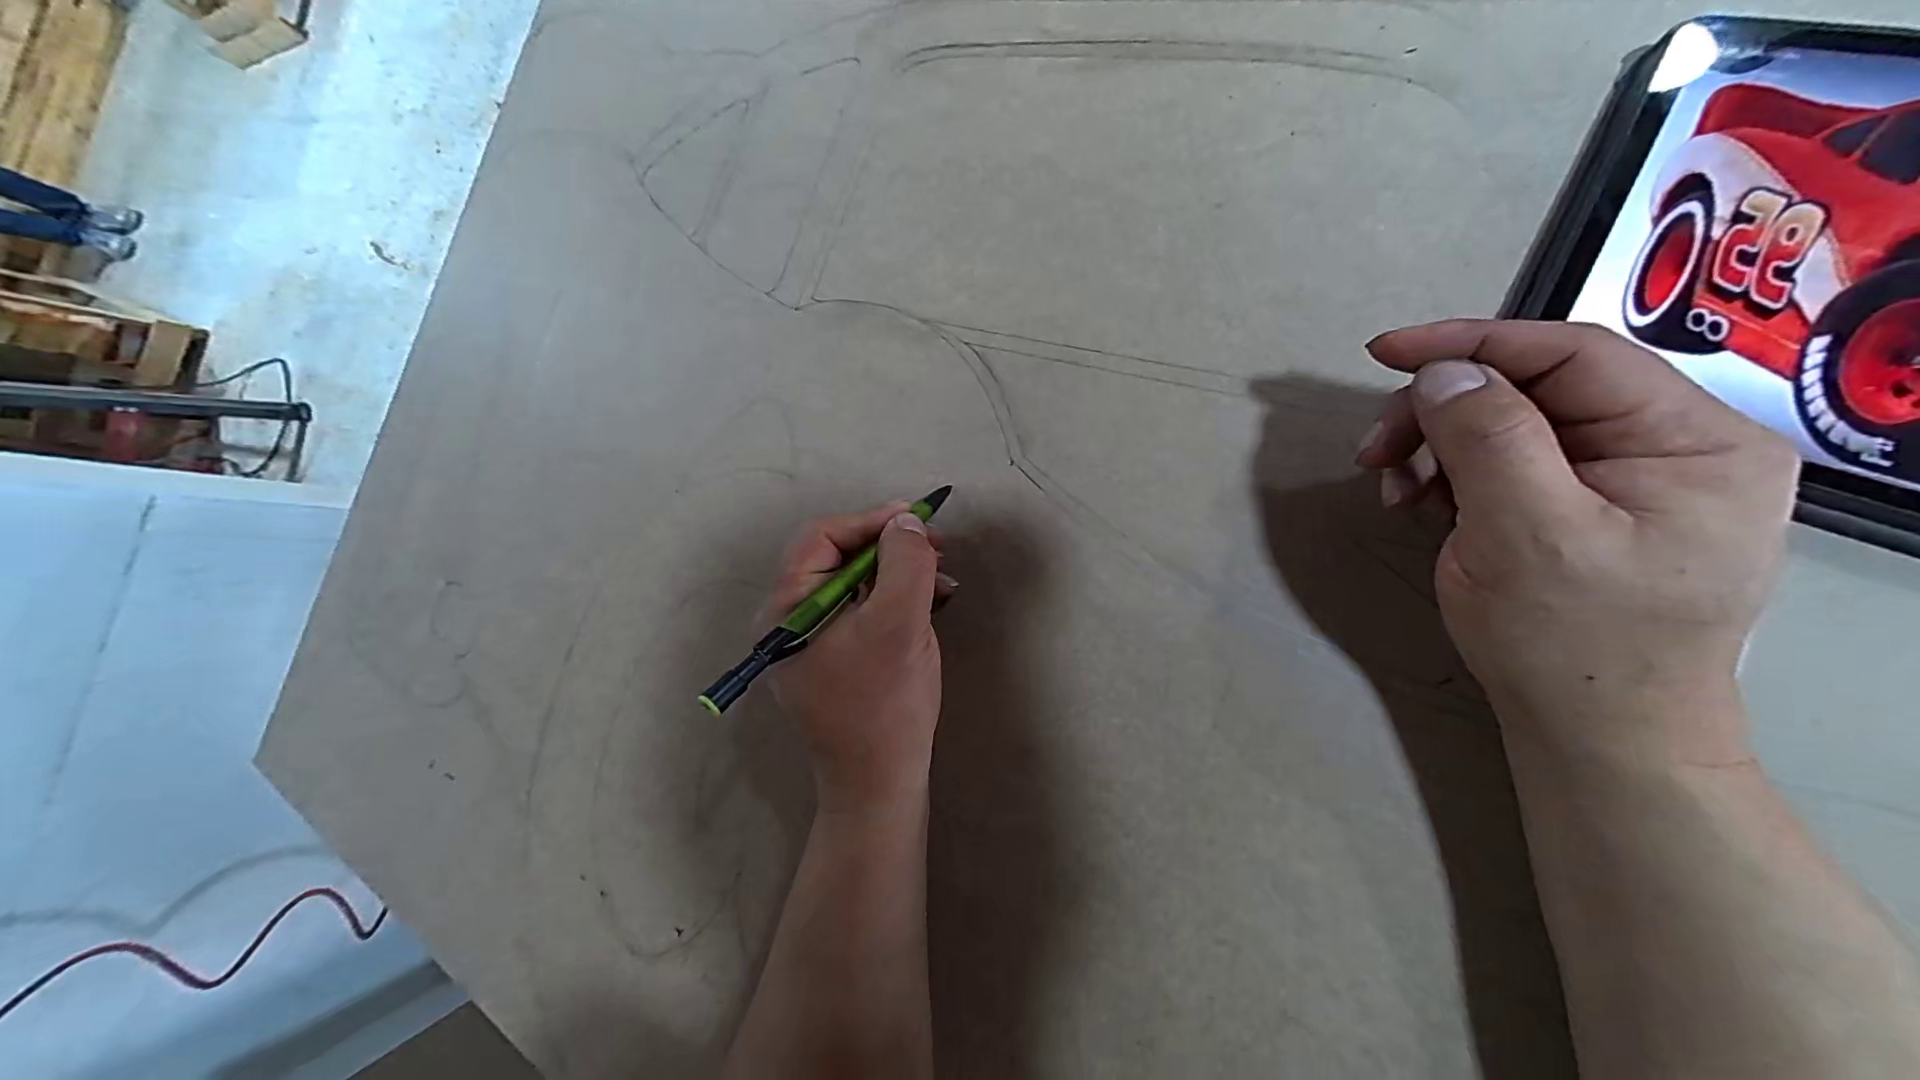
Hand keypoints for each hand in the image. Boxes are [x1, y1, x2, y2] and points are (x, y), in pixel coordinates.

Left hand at [763, 503, 954, 812]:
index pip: (821, 538)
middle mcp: (791, 618)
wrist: (880, 780)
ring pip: (856, 583)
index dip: (870, 521)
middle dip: (890, 547)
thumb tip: (906, 522)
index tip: (916, 519)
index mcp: (787, 607)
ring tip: (941, 578)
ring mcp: (813, 639)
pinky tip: (930, 602)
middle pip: (838, 558)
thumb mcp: (899, 623)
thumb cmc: (885, 702)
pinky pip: (864, 609)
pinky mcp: (837, 655)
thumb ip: (905, 564)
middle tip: (935, 546)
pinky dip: (896, 599)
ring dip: (899, 572)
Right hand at [1356, 320, 1799, 764]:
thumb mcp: (1526, 534)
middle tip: (1374, 454)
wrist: (1594, 735)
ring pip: (1503, 427)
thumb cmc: (1572, 642)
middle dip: (1440, 414)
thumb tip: (1441, 372)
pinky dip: (1446, 478)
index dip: (1472, 342)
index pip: (1572, 355)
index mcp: (1691, 441)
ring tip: (1394, 493)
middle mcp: (1664, 448)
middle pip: (1530, 391)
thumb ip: (1489, 440)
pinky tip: (1419, 506)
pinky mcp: (1573, 508)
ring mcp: (1617, 480)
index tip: (1384, 352)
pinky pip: (1498, 466)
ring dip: (1434, 449)